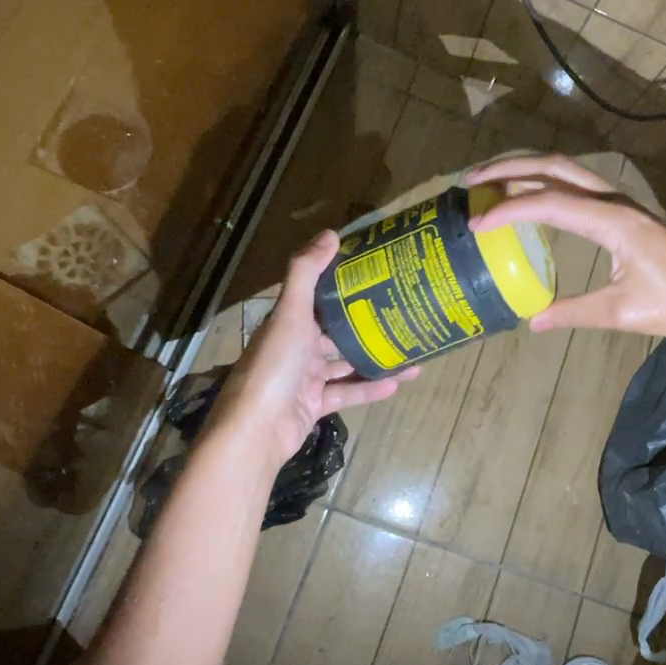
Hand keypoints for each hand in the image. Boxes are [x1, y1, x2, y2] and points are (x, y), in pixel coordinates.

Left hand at [208, 230, 419, 462]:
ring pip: (346, 363)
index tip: (377, 273)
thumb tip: (330, 233)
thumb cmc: (273, 366)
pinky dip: (370, 388)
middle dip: (366, 323)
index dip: (343, 285)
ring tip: (410, 349)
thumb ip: (306, 273)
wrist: (255, 431)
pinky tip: (398, 381)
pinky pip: (348, 393)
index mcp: (288, 323)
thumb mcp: (289, 314)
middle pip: (336, 331)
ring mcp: (306, 379)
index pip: (318, 297)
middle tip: (402, 311)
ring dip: (375, 357)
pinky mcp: (315, 406)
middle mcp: (296, 347)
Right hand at [465, 154, 665, 340]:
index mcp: (613, 221)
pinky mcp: (625, 211)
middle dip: (509, 168)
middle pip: (554, 168)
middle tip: (470, 180)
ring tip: (489, 182)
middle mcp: (615, 201)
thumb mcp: (620, 312)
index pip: (550, 203)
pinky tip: (530, 198)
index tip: (476, 223)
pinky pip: (577, 185)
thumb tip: (531, 320)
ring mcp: (621, 202)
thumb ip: (572, 312)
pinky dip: (546, 183)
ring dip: (526, 170)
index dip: (509, 210)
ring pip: (566, 171)